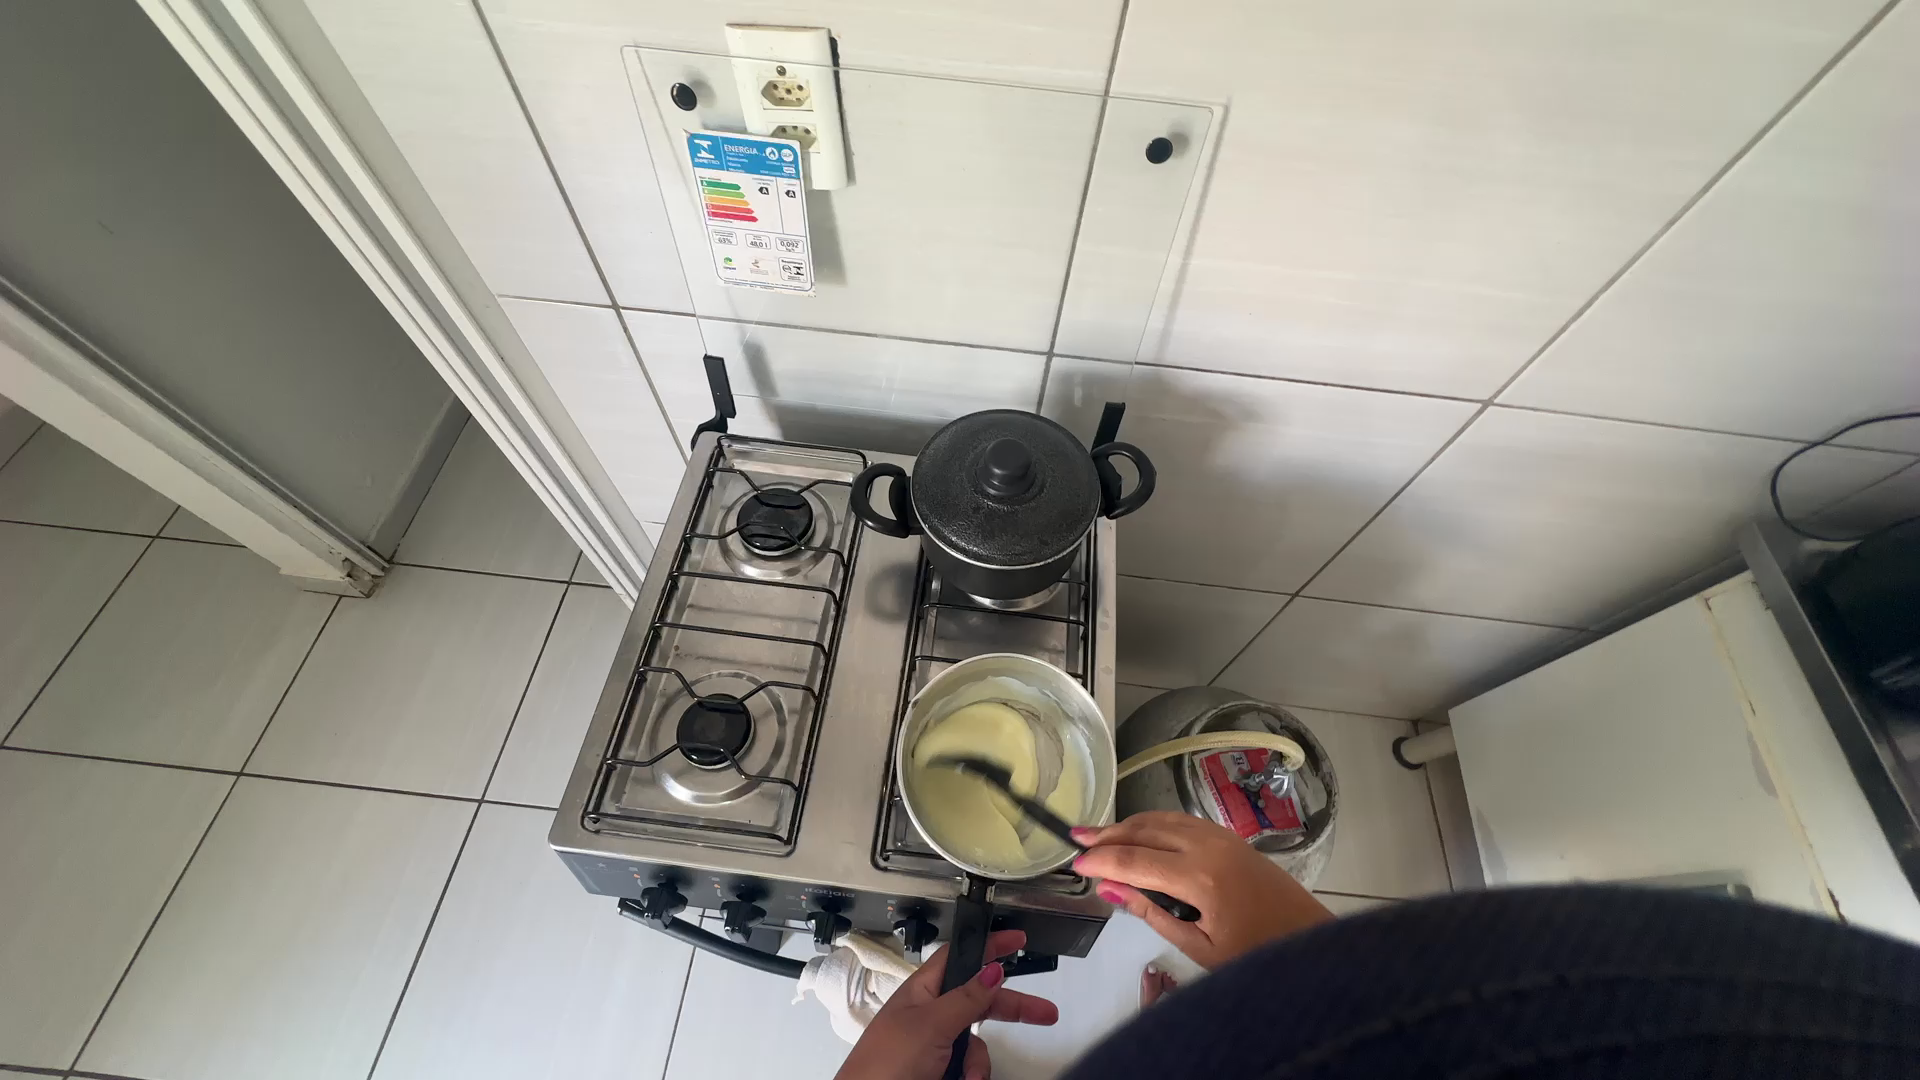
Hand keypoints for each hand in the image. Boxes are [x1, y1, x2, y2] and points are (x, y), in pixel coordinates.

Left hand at [834, 928, 1058, 1079]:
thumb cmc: (886, 1063)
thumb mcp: (931, 1024)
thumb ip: (966, 998)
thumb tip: (993, 968)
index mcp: (923, 989)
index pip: (962, 955)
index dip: (989, 945)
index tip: (1017, 938)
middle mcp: (932, 1014)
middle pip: (980, 1002)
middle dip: (1011, 1009)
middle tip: (1044, 1014)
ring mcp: (936, 1046)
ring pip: (978, 1044)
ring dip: (978, 1063)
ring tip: (964, 1077)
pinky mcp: (941, 1072)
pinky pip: (971, 1069)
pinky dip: (972, 1077)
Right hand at [1072, 811, 1332, 969]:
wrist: (1311, 940)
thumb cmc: (1256, 954)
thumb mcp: (1199, 947)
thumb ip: (1150, 913)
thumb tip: (1109, 888)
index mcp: (1199, 878)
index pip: (1134, 860)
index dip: (1101, 860)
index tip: (1076, 864)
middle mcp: (1205, 845)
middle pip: (1142, 830)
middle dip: (1106, 834)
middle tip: (1075, 837)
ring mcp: (1217, 834)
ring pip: (1158, 819)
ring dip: (1126, 825)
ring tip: (1097, 834)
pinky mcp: (1225, 833)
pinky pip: (1176, 819)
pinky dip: (1150, 823)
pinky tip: (1136, 832)